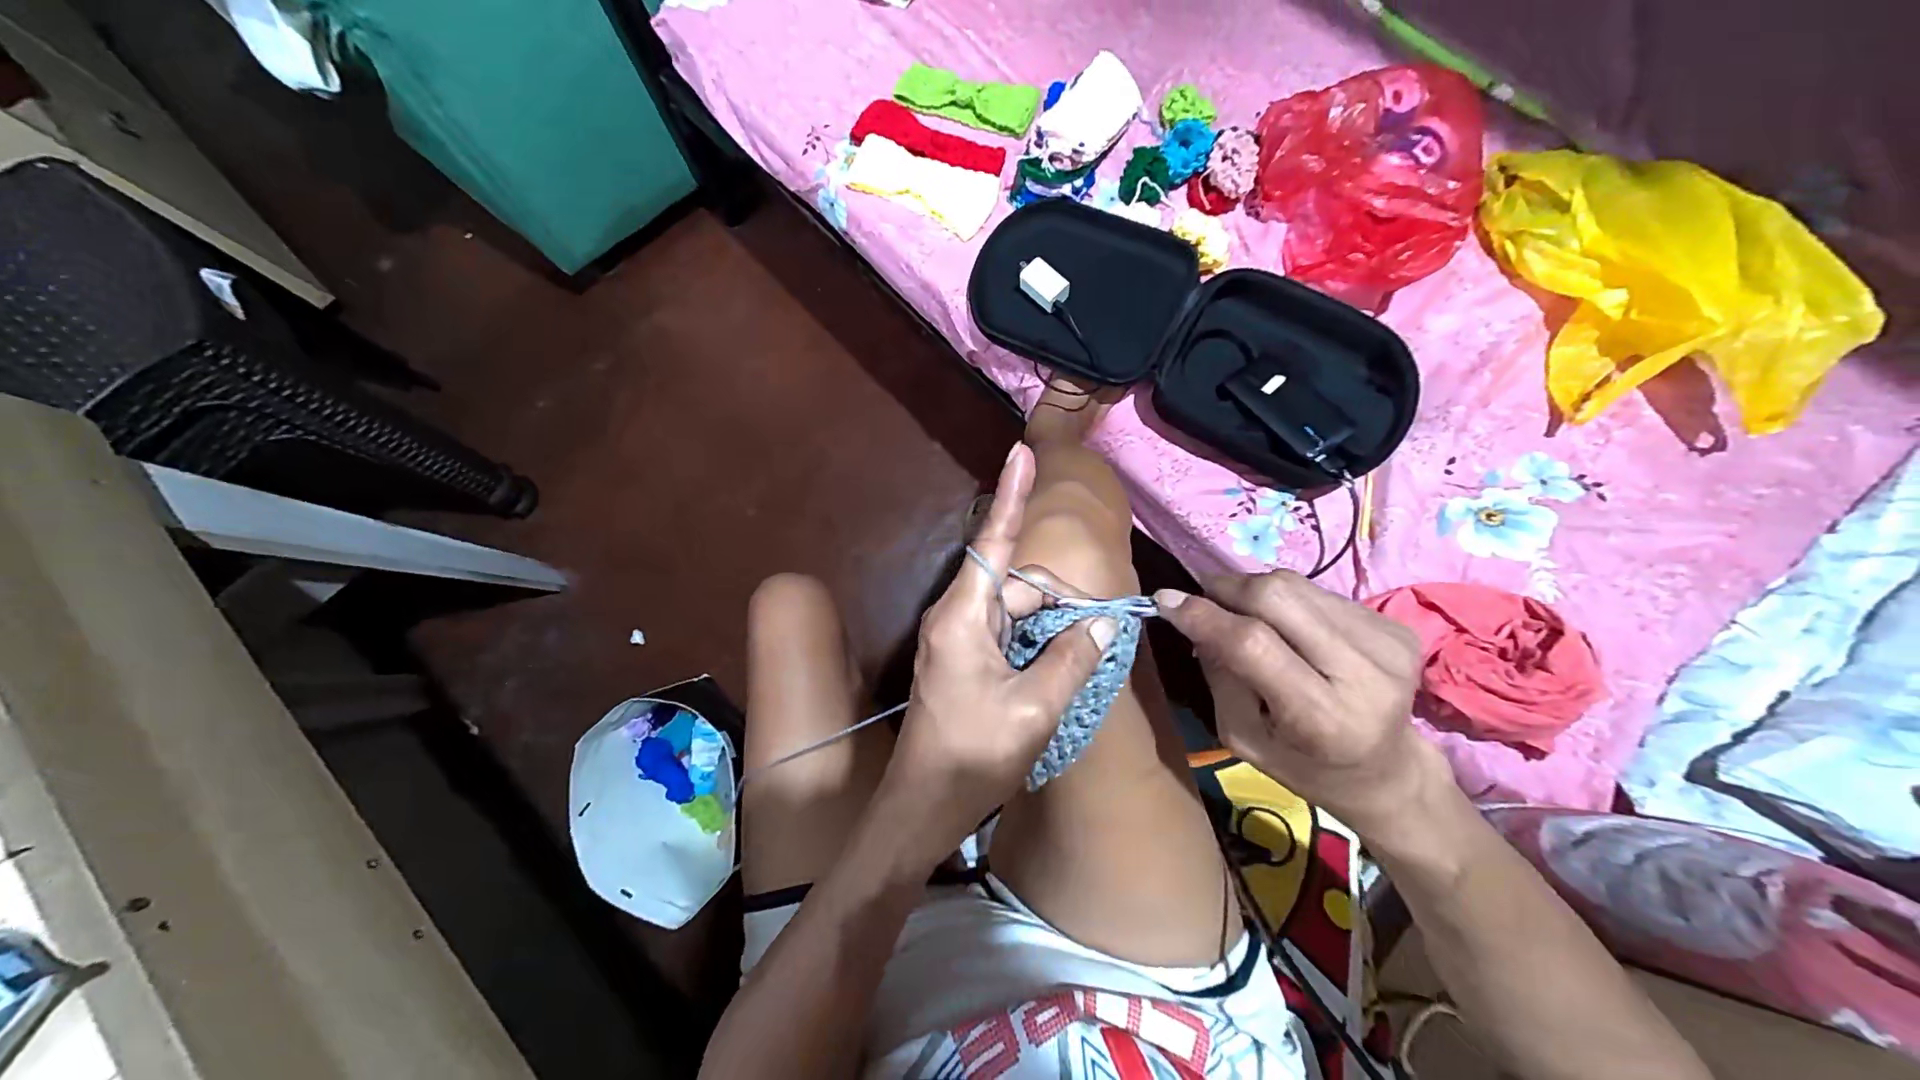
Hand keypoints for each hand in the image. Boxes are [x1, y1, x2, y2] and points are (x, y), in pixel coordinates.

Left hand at [883, 443, 1114, 865]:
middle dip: (1063, 601)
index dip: (1011, 496)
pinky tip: (1062, 667)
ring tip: (1081, 663)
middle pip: (1020, 583)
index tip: (1021, 452)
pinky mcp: (967, 659)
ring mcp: (960, 638)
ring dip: (1054, 628)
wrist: (925, 803)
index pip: (992, 542)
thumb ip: (1071, 658)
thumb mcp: (1034, 708)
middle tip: (1101, 638)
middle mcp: (958, 617)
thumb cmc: (974, 756)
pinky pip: (1011, 633)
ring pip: (1019, 610)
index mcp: (964, 617)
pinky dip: (1041, 643)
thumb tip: (1101, 624)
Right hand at [1155, 571, 1447, 849]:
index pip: (1253, 644)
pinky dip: (1287, 601)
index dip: (1204, 615)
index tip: (1164, 600)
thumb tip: (1192, 613)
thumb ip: (1219, 675)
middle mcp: (1366, 674)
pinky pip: (1318, 591)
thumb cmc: (1303, 765)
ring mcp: (1387, 643)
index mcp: (1324, 719)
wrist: (1387, 772)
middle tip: (1205, 603)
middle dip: (1227, 589)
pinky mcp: (1397, 625)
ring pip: (1296, 584)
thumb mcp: (1242, 736)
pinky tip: (1288, 628)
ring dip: (1255, 592)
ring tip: (1246, 617)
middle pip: (1278, 596)